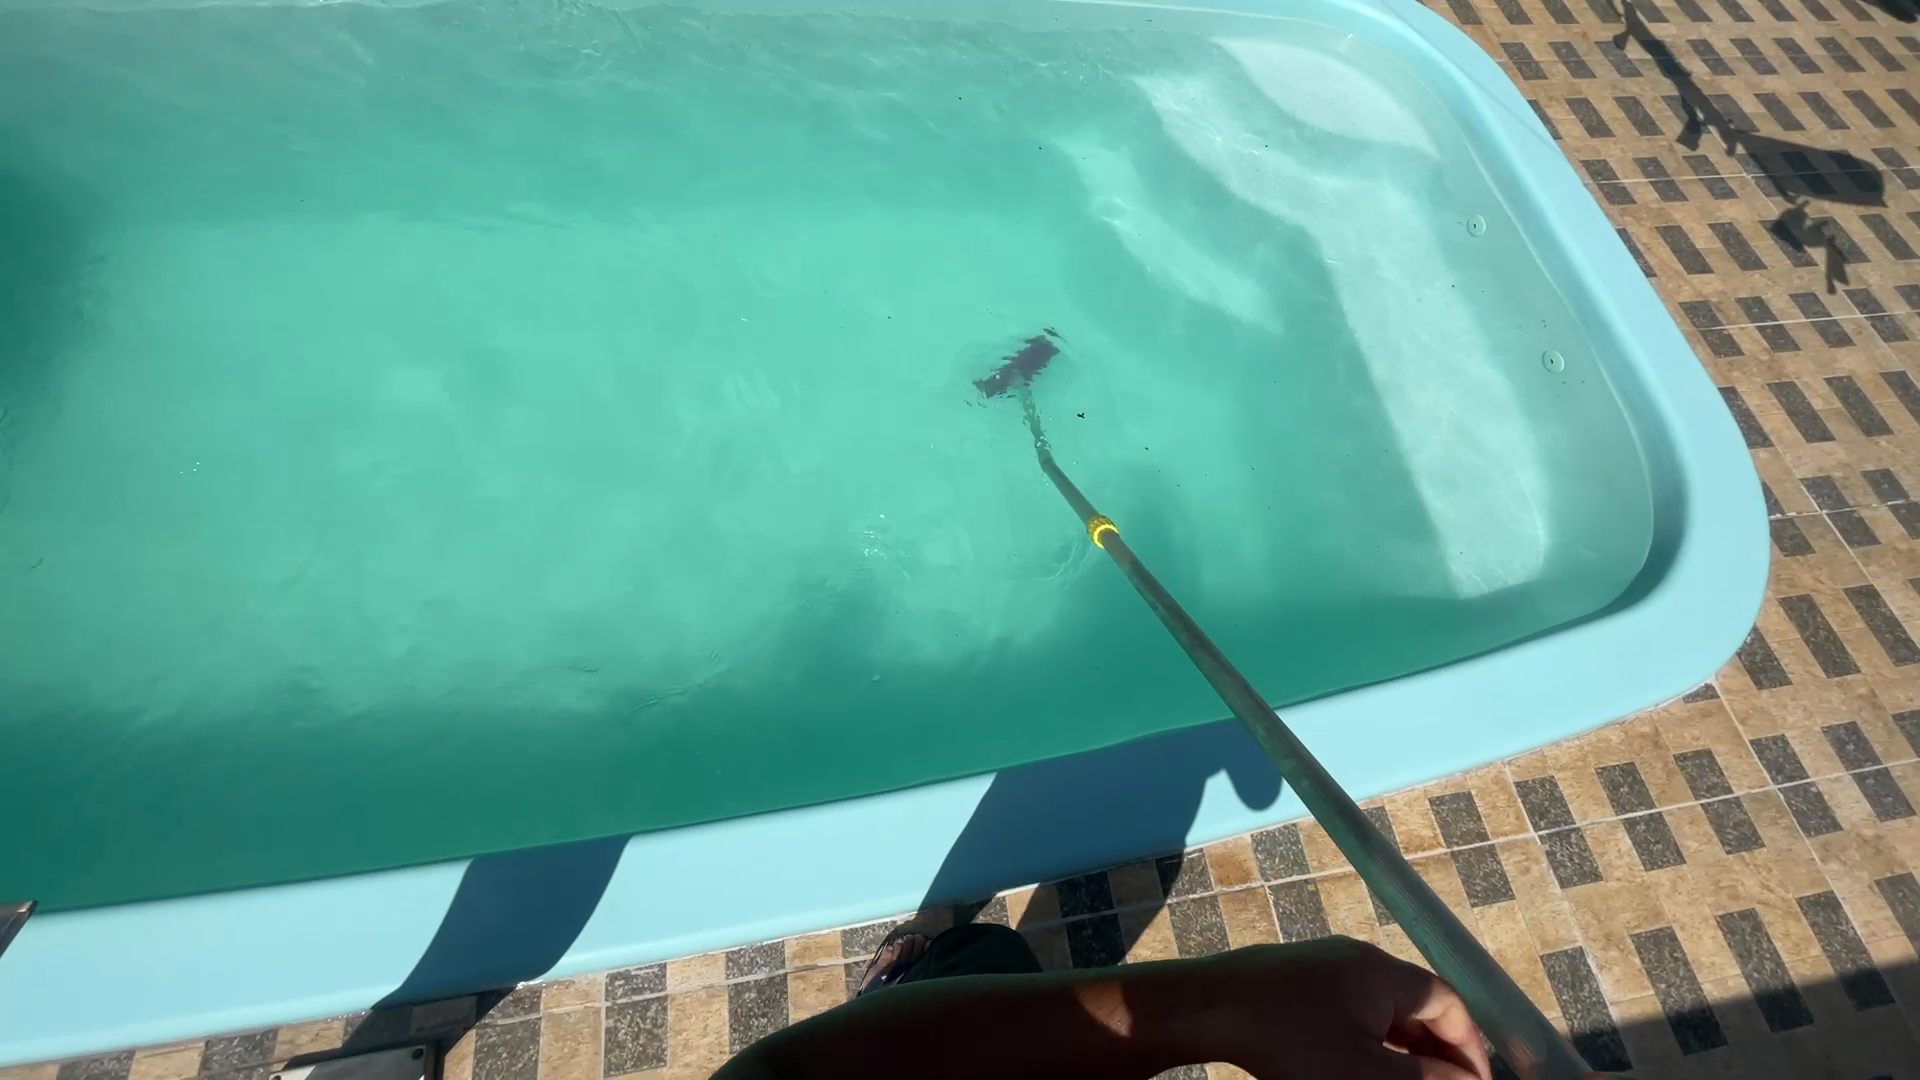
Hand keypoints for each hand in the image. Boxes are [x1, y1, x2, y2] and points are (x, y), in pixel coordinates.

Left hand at [1184, 937, 1492, 1079]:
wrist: (1211, 1006)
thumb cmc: (1291, 1040)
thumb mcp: (1367, 1073)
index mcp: (1379, 971)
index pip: (1447, 1002)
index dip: (1470, 1050)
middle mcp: (1355, 958)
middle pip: (1416, 1004)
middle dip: (1436, 1054)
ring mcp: (1324, 965)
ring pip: (1381, 1010)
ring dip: (1401, 1050)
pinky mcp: (1299, 979)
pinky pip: (1350, 1010)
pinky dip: (1368, 1041)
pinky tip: (1361, 1068)